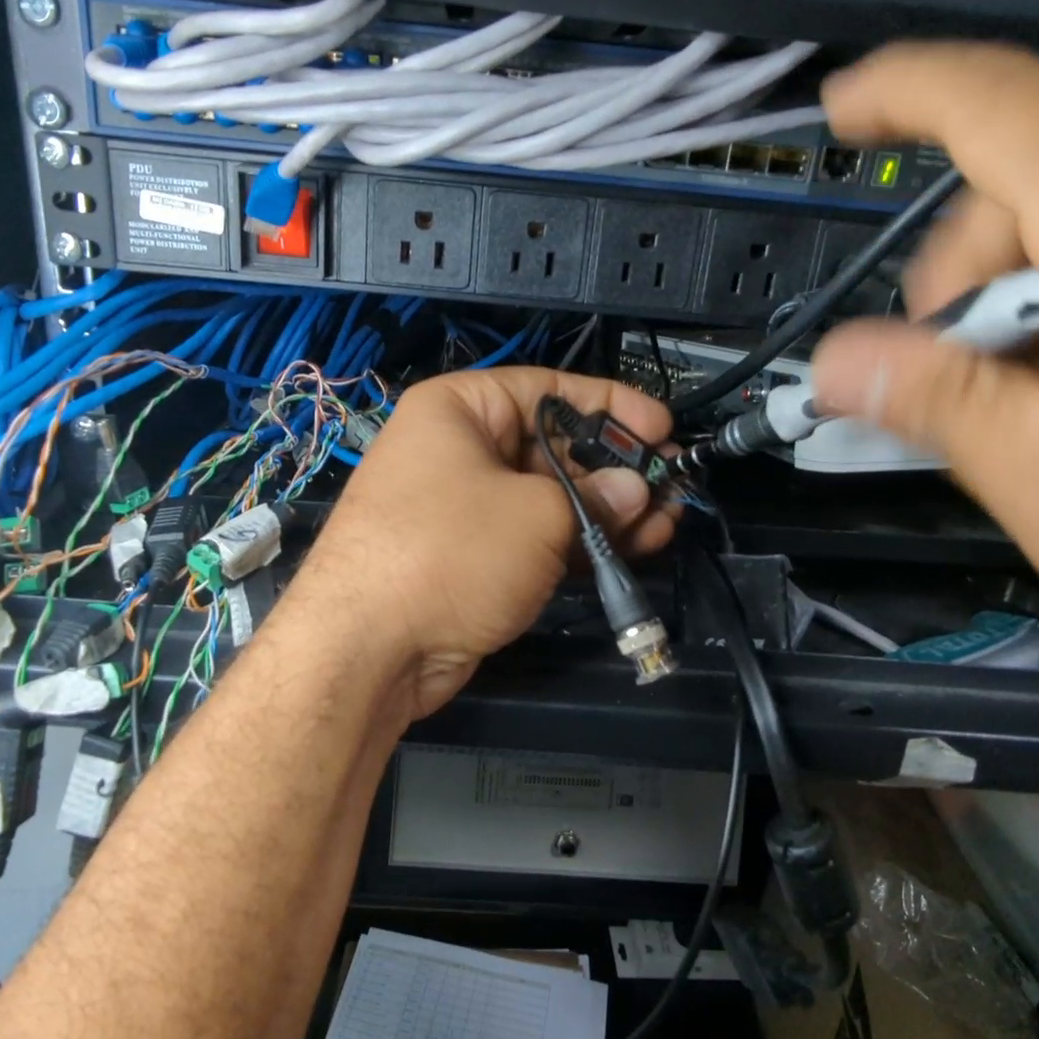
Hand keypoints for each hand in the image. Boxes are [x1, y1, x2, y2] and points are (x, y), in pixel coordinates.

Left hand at [281, 368, 677, 716]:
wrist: (369, 651)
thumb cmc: (449, 553)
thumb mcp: (537, 514)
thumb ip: (596, 498)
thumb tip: (635, 490)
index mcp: (459, 409)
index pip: (549, 388)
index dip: (611, 405)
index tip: (661, 428)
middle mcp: (458, 449)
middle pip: (553, 446)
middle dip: (614, 469)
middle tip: (670, 488)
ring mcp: (463, 507)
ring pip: (548, 497)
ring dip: (606, 511)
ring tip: (663, 524)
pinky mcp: (472, 557)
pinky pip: (534, 537)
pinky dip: (577, 543)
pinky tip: (629, 549)